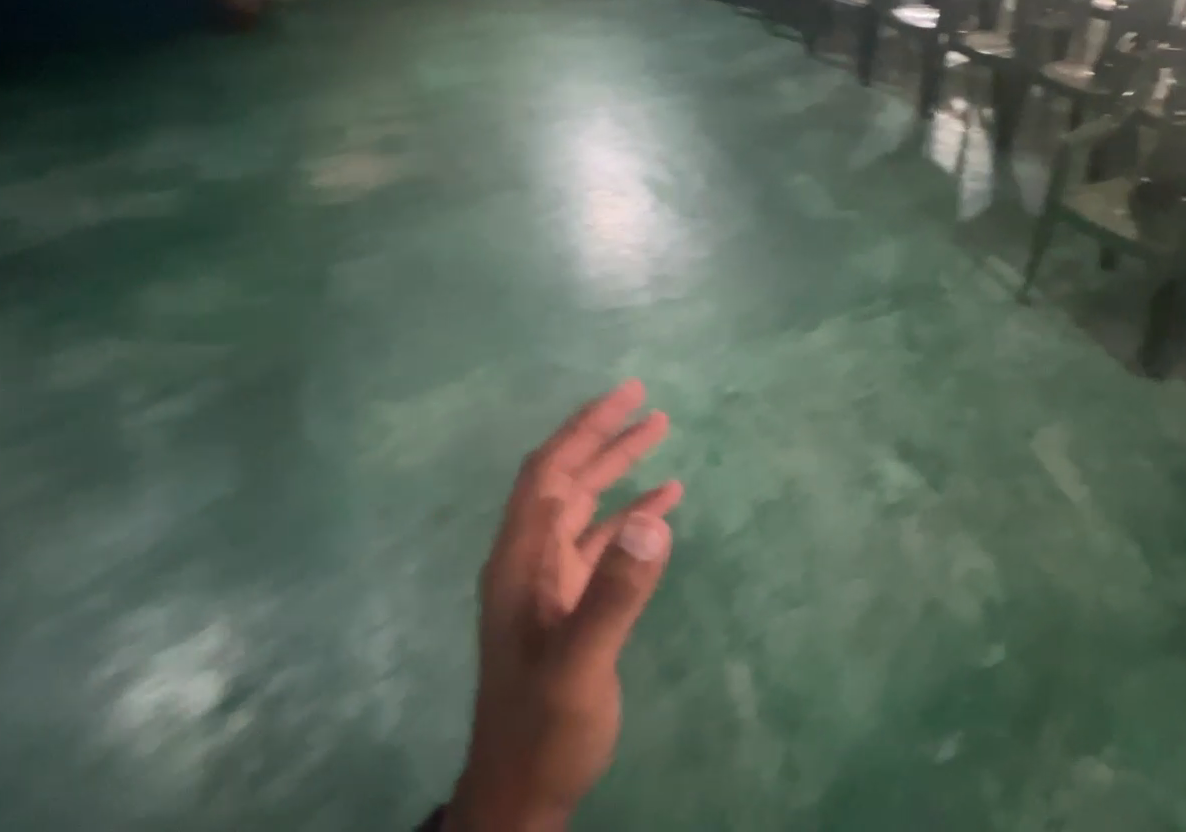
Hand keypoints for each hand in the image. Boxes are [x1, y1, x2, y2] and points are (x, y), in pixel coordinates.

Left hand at [445, 380, 680, 831]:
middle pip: (564, 479)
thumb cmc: (543, 725)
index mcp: (520, 561)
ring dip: (619, 469)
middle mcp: (530, 560)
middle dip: (603, 437)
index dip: (584, 429)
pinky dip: (632, 515)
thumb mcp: (580, 662)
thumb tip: (655, 519)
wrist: (522, 789)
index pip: (548, 474)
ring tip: (660, 433)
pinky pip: (602, 541)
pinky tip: (664, 504)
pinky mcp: (571, 602)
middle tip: (648, 402)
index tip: (626, 395)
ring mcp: (549, 581)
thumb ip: (615, 592)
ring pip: (584, 506)